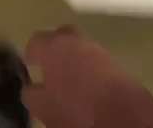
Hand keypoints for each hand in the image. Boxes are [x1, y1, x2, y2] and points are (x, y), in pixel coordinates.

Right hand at [22, 26, 141, 127]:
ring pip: (80, 47)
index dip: (31, 54)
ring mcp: (97, 49)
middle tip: (51, 66)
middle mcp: (74, 40)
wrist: (123, 116)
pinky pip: (96, 59)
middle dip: (55, 47)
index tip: (31, 65)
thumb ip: (32, 95)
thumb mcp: (45, 109)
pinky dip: (90, 68)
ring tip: (71, 79)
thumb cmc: (76, 111)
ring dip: (74, 58)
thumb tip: (30, 88)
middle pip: (61, 35)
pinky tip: (89, 85)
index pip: (35, 41)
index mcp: (53, 47)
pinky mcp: (115, 62)